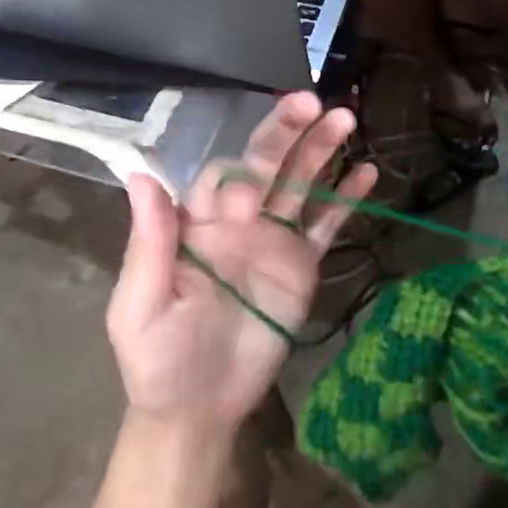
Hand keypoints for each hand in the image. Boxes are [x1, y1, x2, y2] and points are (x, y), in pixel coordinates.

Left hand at [106, 93, 376, 432]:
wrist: (200, 404)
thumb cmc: (158, 359)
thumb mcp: (140, 307)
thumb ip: (149, 244)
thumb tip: (143, 177)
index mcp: (197, 227)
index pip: (222, 176)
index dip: (242, 167)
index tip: (258, 180)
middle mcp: (239, 223)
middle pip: (267, 168)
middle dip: (288, 134)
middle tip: (314, 102)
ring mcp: (274, 242)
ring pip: (302, 187)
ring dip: (322, 153)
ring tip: (348, 120)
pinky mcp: (303, 265)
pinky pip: (326, 226)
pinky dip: (346, 200)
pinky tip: (367, 173)